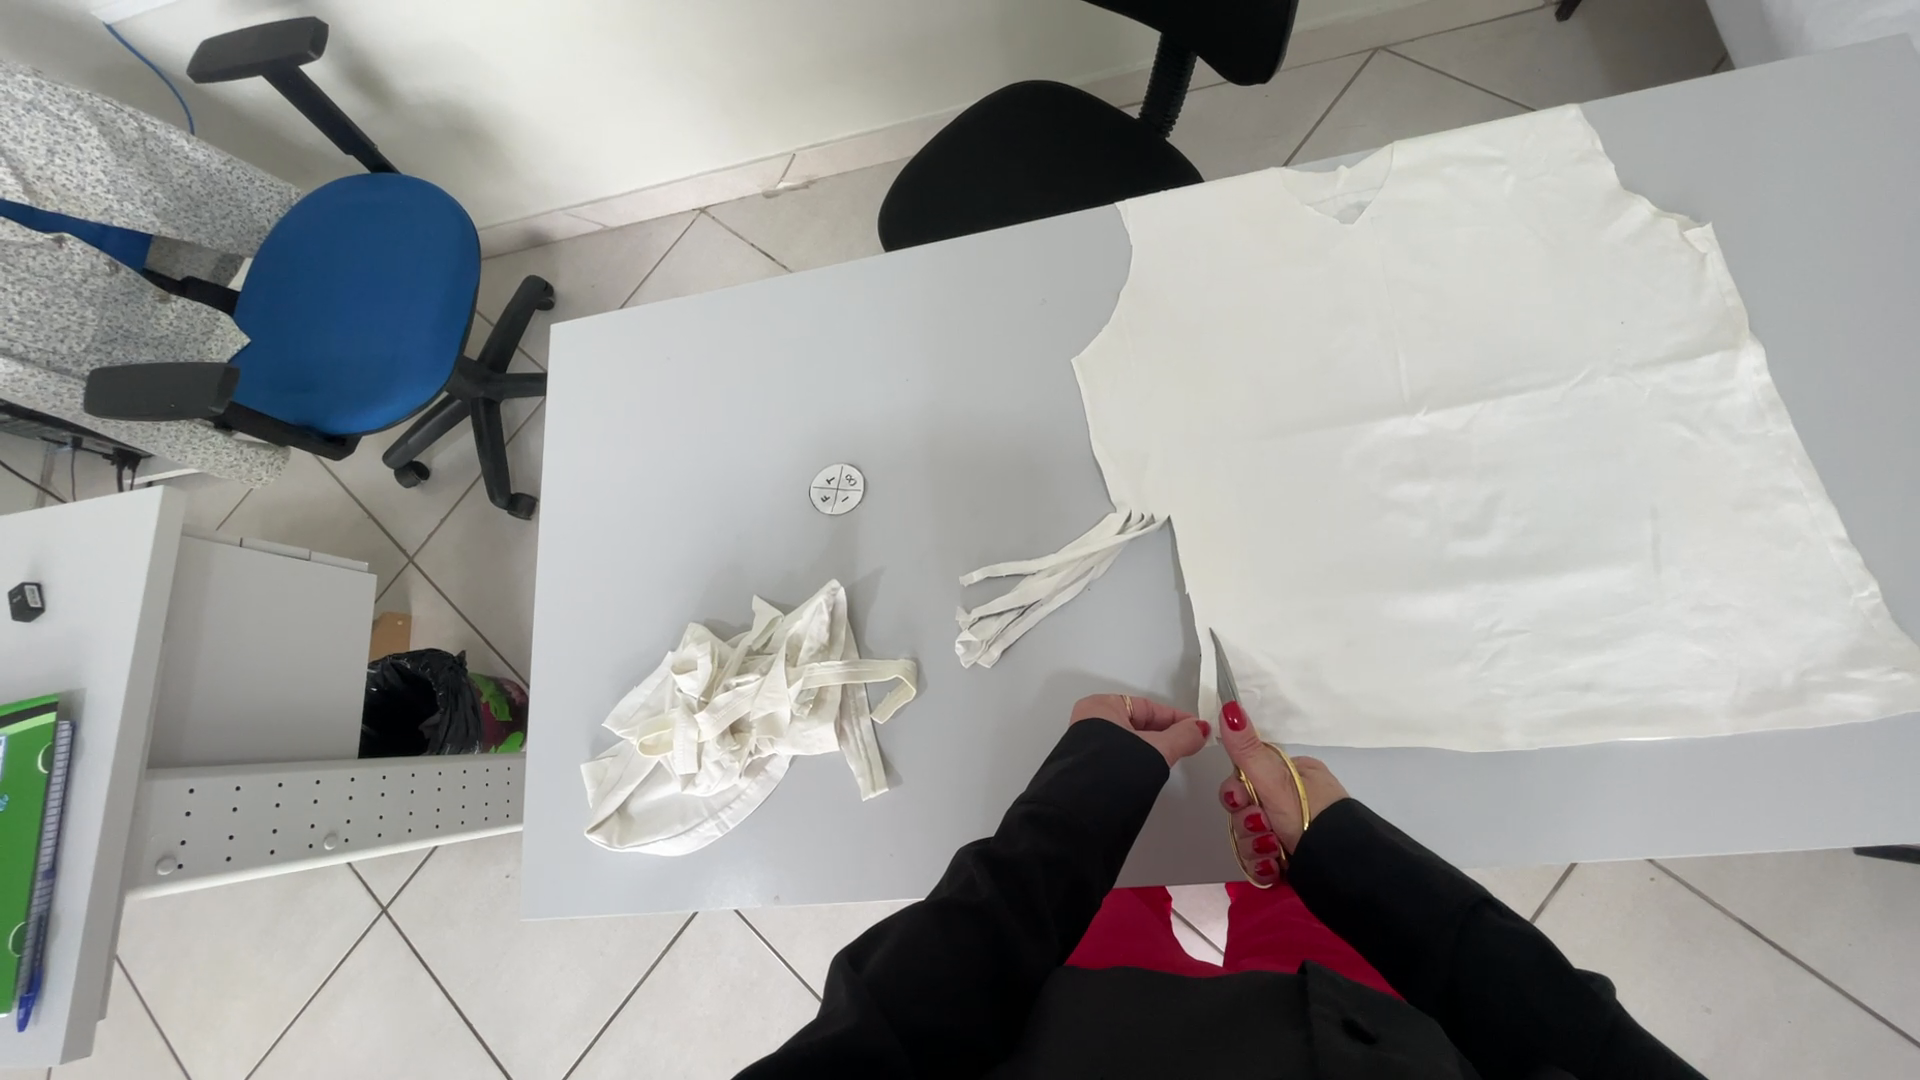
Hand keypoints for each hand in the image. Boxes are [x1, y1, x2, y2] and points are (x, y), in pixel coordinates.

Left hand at [1069, 694, 1210, 767]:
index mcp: (1101, 706)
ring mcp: (1088, 744)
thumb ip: (1182, 737)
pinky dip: (1139, 759)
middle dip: (1165, 733)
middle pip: (1138, 723)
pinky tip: (1151, 768)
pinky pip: (1121, 755)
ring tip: (1173, 756)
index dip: (1174, 717)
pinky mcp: (1090, 766)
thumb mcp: (1157, 748)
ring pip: (1130, 741)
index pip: (1147, 707)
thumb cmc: (1113, 768)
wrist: (1089, 804)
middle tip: (1189, 741)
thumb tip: (1199, 729)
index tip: (1195, 726)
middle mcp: (1090, 721)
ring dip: (1152, 748)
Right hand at [1217, 709, 1348, 884]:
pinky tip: (1274, 868)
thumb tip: (1229, 705)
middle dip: (1247, 824)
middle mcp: (1293, 800)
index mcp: (1293, 774)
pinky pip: (1261, 860)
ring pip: (1249, 836)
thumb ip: (1247, 748)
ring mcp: (1292, 831)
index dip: (1236, 791)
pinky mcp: (1291, 860)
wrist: (1345, 873)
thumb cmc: (1311, 819)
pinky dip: (1264, 866)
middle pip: (1244, 808)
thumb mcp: (1275, 781)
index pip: (1245, 775)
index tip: (1241, 801)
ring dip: (1255, 847)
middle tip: (1263, 829)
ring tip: (1273, 853)